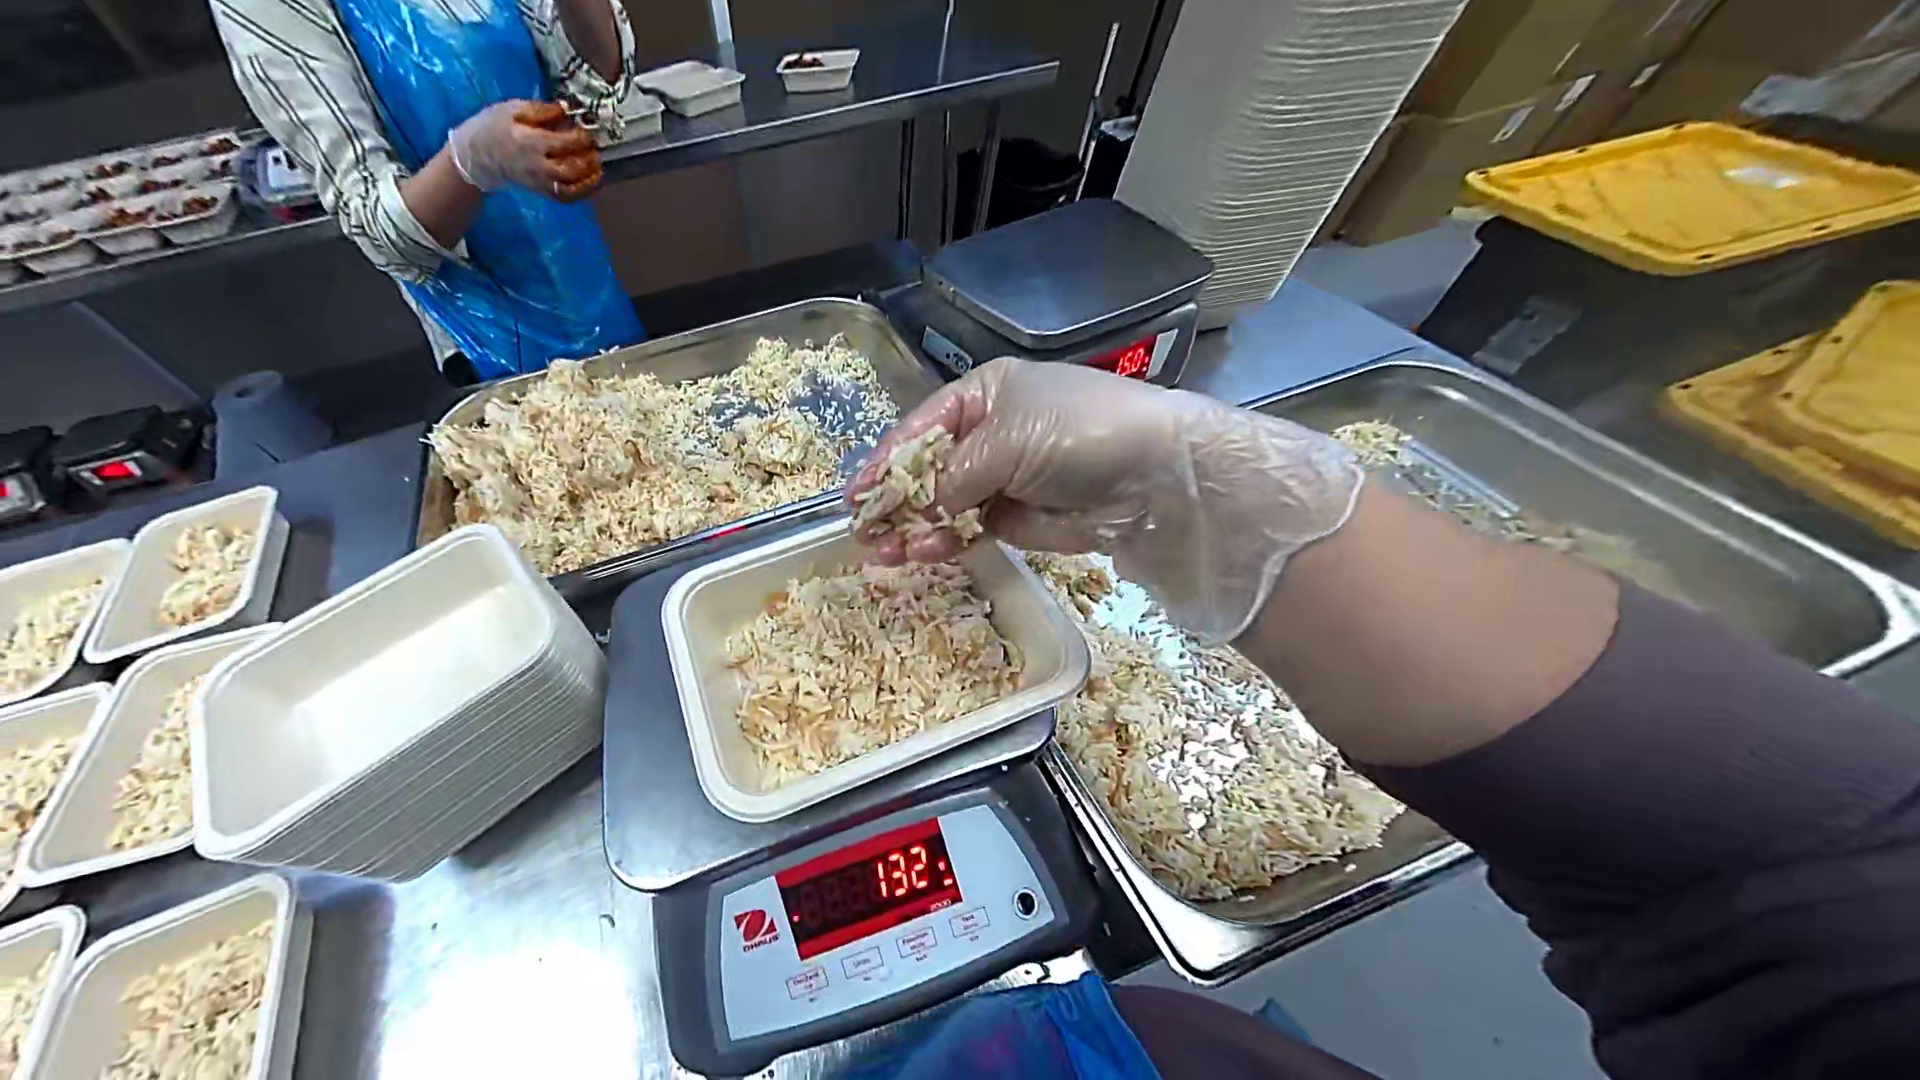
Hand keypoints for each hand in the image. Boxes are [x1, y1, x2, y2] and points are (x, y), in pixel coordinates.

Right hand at [447, 100, 602, 200]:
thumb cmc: (496, 127)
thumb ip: (541, 110)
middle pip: (572, 167)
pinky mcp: (545, 193)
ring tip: (599, 164)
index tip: (589, 131)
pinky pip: (570, 196)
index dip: (581, 137)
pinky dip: (586, 191)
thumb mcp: (512, 109)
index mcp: (530, 142)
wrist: (479, 154)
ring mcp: (543, 183)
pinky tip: (595, 181)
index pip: (563, 142)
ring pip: (574, 185)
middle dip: (589, 158)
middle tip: (597, 148)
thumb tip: (566, 108)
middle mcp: (539, 166)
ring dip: (591, 176)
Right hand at [847, 358, 1362, 642]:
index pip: (920, 428)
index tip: (853, 494)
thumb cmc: (1078, 432)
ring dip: (914, 527)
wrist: (1154, 477)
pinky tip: (921, 553)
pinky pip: (969, 529)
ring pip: (943, 505)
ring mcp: (1002, 479)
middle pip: (926, 469)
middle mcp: (989, 436)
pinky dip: (945, 541)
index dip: (885, 460)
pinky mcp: (1016, 519)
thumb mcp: (1007, 437)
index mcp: (984, 396)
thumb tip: (921, 501)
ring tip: (883, 553)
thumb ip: (953, 472)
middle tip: (862, 531)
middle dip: (893, 499)